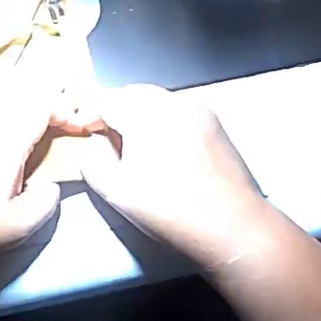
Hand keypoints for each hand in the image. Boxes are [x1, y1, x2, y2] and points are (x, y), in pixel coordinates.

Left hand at [0, 73, 64, 269]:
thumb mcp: (19, 225)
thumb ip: (46, 202)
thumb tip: (51, 187)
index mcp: (7, 143)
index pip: (42, 106)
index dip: (66, 110)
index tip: (80, 127)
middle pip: (21, 93)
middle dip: (48, 101)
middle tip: (63, 119)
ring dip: (24, 104)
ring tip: (38, 122)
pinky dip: (0, 111)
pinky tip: (4, 131)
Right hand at [63, 84, 277, 271]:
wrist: (233, 226)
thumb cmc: (170, 211)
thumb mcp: (115, 191)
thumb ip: (93, 159)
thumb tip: (98, 141)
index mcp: (145, 115)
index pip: (106, 100)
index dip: (90, 116)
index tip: (87, 136)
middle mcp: (173, 103)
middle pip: (132, 94)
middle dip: (117, 113)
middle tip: (111, 144)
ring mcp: (199, 110)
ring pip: (157, 101)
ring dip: (141, 117)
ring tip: (140, 150)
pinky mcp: (215, 124)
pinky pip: (179, 112)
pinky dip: (165, 123)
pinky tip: (168, 153)